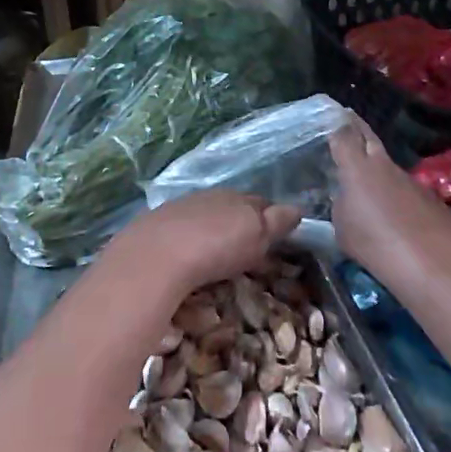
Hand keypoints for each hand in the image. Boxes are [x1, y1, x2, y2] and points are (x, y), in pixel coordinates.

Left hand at [119, 190, 300, 291]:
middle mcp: (210, 196)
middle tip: (246, 245)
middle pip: (232, 206)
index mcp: (239, 198)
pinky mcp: (153, 223)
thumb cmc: (217, 247)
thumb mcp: (257, 236)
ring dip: (212, 228)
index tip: (275, 235)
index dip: (270, 218)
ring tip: (214, 250)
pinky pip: (179, 226)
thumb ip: (277, 222)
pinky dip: (186, 236)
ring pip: (204, 214)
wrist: (155, 255)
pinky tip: (184, 251)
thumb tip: (297, 208)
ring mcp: (179, 207)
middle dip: (241, 221)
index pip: (262, 203)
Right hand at [329, 122, 450, 277]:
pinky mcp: (429, 195)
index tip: (333, 116)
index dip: (337, 125)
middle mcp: (385, 165)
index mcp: (357, 169)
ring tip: (370, 186)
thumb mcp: (343, 228)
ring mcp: (410, 179)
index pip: (344, 136)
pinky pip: (408, 190)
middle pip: (369, 138)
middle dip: (357, 128)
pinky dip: (400, 196)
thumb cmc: (374, 242)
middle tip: (348, 120)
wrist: (428, 260)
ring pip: (389, 167)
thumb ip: (341, 206)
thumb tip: (347, 199)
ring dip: (379, 170)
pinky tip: (398, 215)